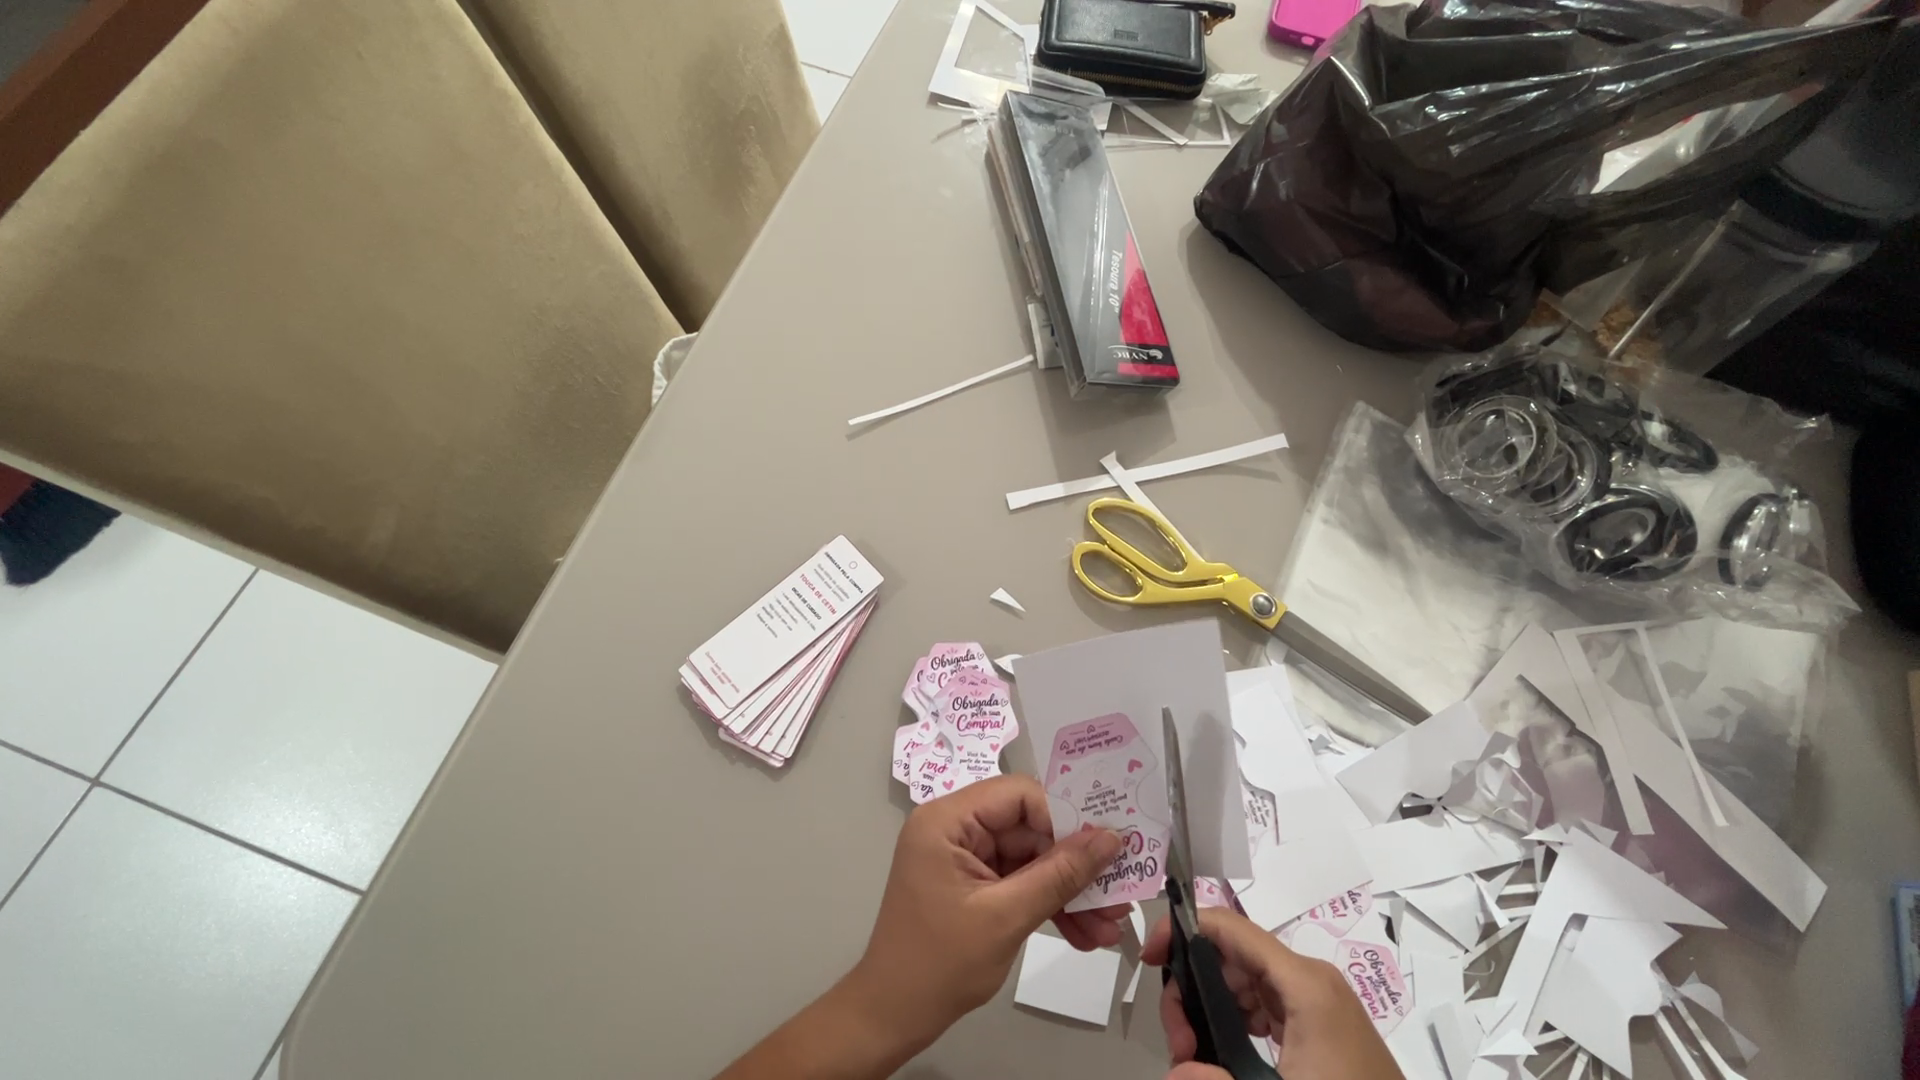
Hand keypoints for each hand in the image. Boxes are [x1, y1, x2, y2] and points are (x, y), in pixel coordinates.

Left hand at [845, 774, 1128, 1051]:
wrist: (893, 1016)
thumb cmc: (940, 962)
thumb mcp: (1006, 917)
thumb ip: (1060, 874)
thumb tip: (1111, 837)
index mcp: (948, 820)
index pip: (1019, 794)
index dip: (1063, 818)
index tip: (1101, 849)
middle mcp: (954, 828)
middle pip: (1029, 828)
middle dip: (1074, 864)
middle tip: (1117, 892)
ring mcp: (964, 858)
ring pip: (1031, 859)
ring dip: (1068, 891)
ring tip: (1109, 924)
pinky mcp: (973, 885)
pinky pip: (1020, 882)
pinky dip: (1048, 904)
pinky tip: (1084, 933)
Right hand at [1143, 907, 1404, 1079]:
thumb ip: (1217, 1079)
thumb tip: (1176, 1072)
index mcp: (1304, 982)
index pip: (1229, 927)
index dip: (1182, 930)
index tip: (1150, 959)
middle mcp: (1311, 979)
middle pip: (1230, 958)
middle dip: (1192, 991)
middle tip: (1179, 1046)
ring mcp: (1319, 1001)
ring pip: (1244, 981)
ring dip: (1211, 1010)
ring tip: (1196, 1056)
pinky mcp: (1322, 1024)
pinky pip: (1265, 1003)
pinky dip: (1236, 1020)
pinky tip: (1225, 1055)